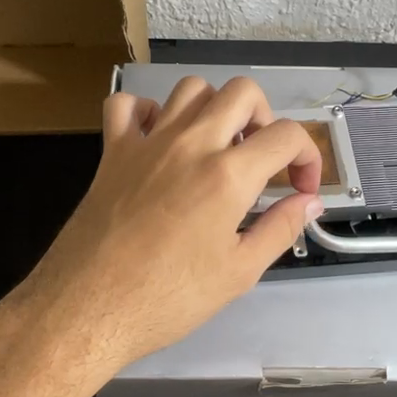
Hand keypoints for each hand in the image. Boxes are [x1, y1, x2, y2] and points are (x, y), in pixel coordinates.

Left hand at [10, 76, 323, 384]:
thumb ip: (280, 229)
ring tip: (216, 147)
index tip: (301, 189)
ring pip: (190, 89)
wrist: (87, 308)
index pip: (286, 136)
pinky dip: (149, 112)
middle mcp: (190, 143)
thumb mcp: (238, 273)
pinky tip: (159, 141)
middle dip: (265, 119)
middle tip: (261, 160)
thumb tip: (309, 202)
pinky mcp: (112, 150)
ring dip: (213, 108)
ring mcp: (147, 141)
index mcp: (228, 174)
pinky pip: (129, 105)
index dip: (307, 158)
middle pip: (243, 92)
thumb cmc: (168, 298)